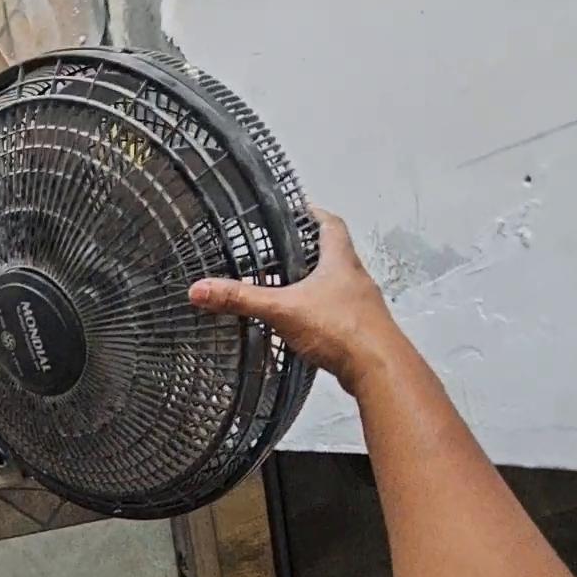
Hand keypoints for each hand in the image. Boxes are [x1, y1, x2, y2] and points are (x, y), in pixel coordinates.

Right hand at [189, 207, 407, 393]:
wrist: (377, 366)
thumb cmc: (338, 328)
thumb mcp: (281, 310)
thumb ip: (241, 299)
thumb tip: (199, 289)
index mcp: (339, 261)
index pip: (330, 225)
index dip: (313, 214)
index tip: (296, 210)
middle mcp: (353, 277)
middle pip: (331, 254)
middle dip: (306, 251)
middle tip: (277, 252)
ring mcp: (357, 304)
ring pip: (332, 284)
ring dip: (310, 283)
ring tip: (282, 287)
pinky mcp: (356, 329)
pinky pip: (333, 311)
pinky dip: (316, 310)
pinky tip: (299, 321)